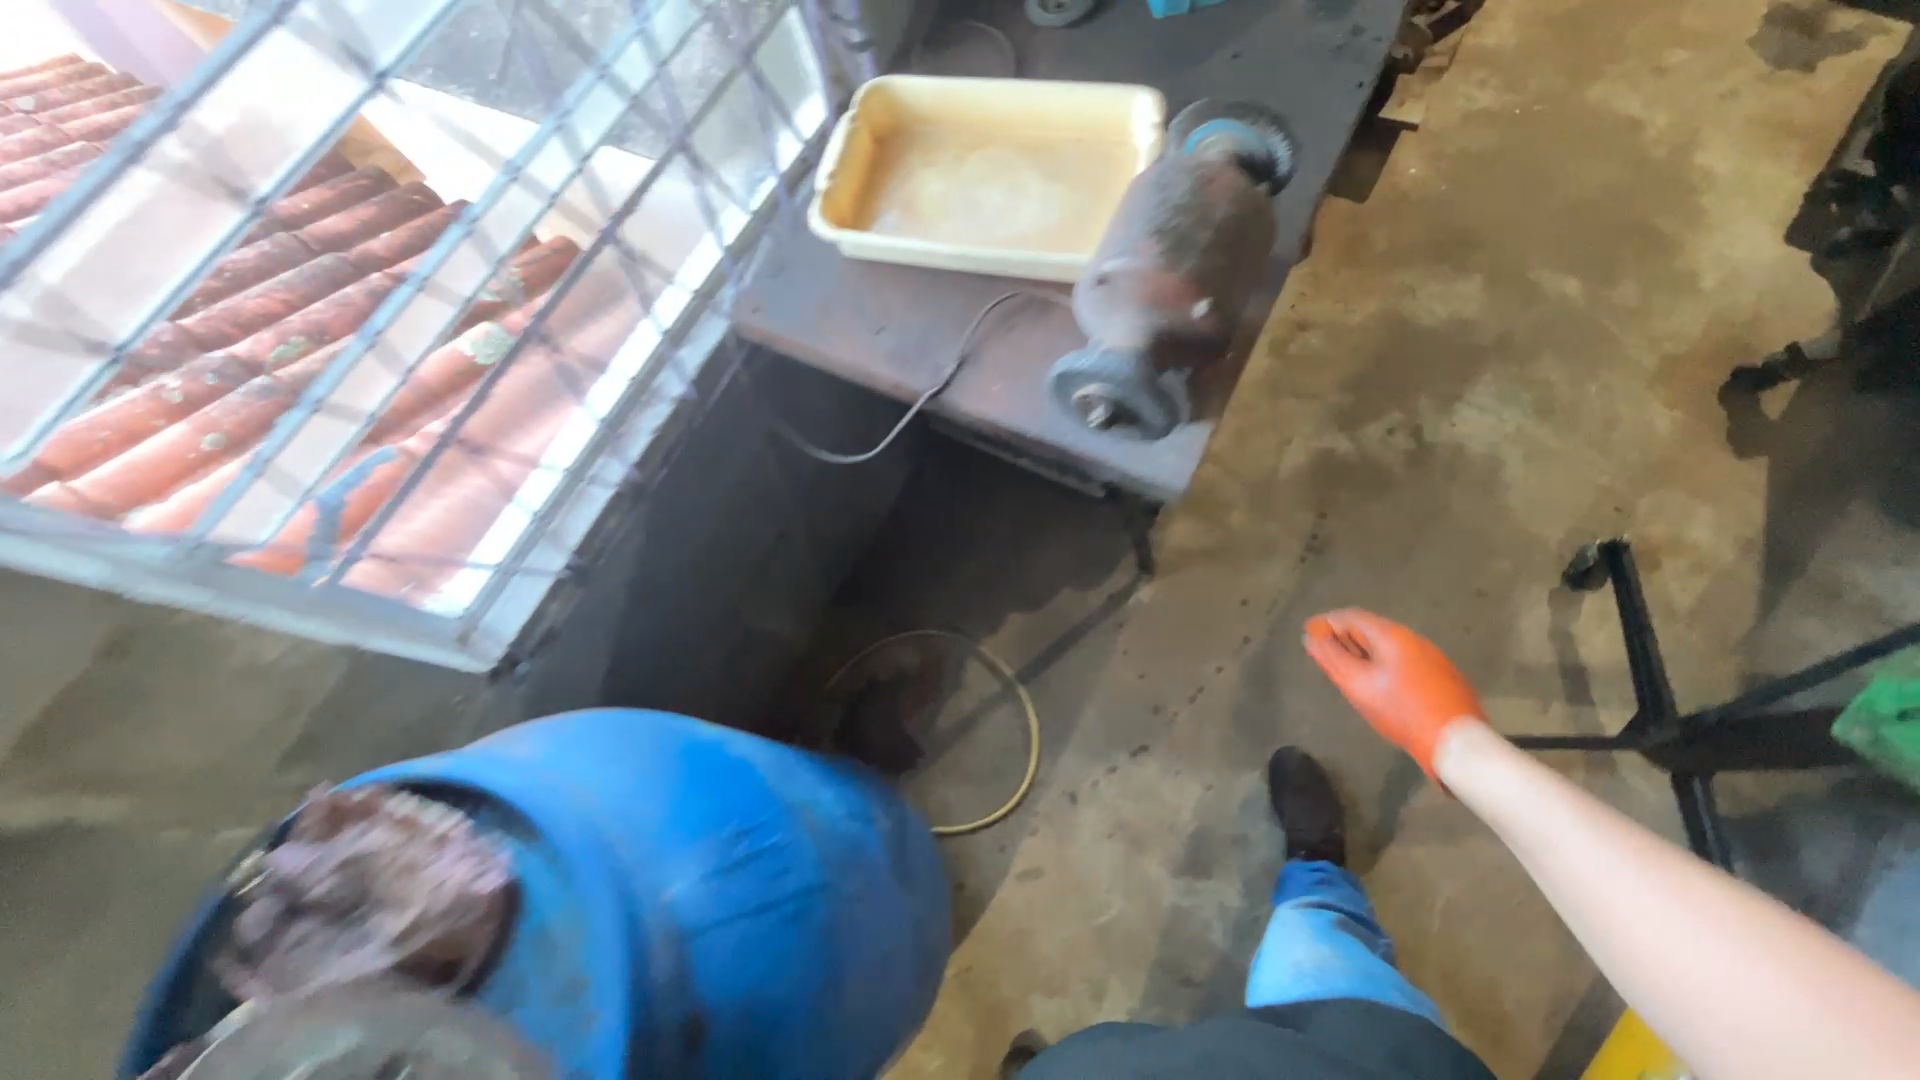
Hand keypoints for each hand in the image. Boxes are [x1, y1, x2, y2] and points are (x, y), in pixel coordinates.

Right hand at [1303, 609, 1485, 776]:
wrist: (1456, 742)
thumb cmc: (1400, 711)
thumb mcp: (1357, 685)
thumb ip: (1332, 658)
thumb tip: (1311, 637)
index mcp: (1393, 636)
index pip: (1352, 617)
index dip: (1327, 623)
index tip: (1308, 634)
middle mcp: (1414, 639)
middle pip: (1372, 629)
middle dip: (1345, 638)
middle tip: (1325, 655)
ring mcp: (1433, 657)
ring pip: (1389, 646)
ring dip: (1364, 652)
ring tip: (1348, 671)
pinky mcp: (1442, 675)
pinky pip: (1404, 660)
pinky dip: (1383, 664)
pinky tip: (1378, 684)